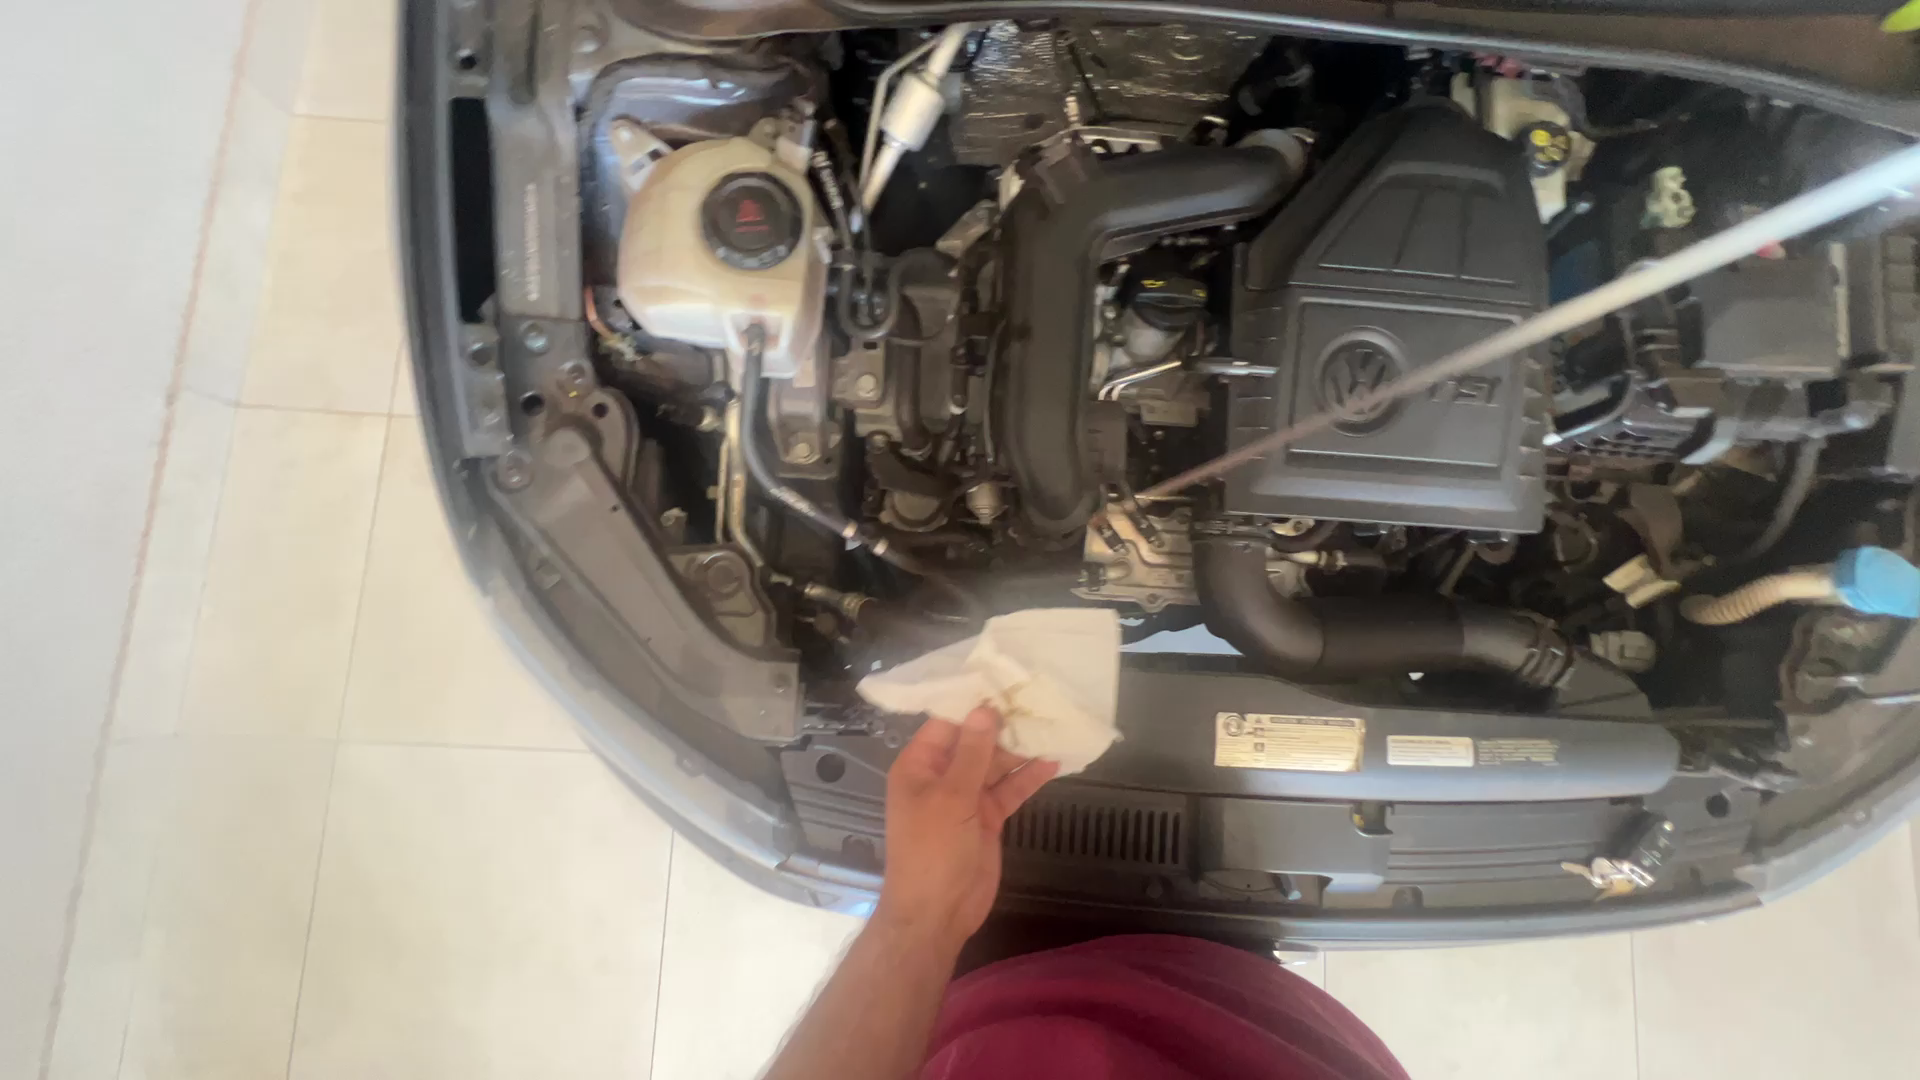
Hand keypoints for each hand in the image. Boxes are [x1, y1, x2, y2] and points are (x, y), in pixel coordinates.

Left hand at [874, 707, 1059, 955]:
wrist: (937, 914)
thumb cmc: (931, 851)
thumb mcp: (951, 797)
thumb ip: (972, 753)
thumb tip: (985, 710)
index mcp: (919, 765)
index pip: (946, 724)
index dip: (972, 704)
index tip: (1002, 681)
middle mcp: (941, 776)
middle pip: (974, 741)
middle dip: (1002, 725)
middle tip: (1036, 699)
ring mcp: (965, 797)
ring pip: (995, 764)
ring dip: (1019, 749)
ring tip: (1050, 724)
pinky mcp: (987, 817)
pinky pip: (1008, 790)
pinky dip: (1028, 777)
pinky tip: (1052, 761)